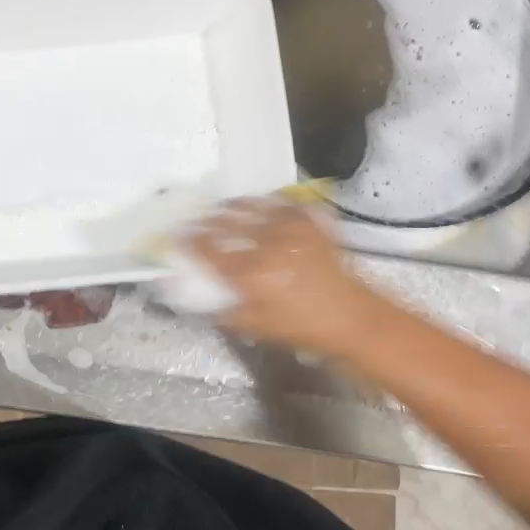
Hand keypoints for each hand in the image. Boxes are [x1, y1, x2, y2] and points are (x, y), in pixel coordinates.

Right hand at [185, 197, 391, 356]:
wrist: (351, 319)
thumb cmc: (300, 328)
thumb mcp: (253, 327)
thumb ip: (222, 311)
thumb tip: (197, 301)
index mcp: (247, 272)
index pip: (207, 248)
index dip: (188, 240)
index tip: (178, 235)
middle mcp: (265, 245)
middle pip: (227, 222)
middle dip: (208, 219)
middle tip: (197, 219)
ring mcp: (291, 231)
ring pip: (254, 207)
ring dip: (235, 205)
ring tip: (226, 205)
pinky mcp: (312, 226)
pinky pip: (287, 205)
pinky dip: (272, 201)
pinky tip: (266, 203)